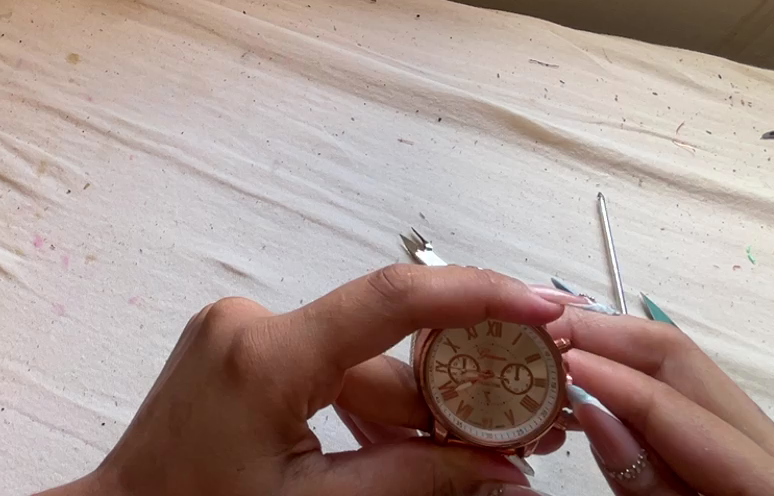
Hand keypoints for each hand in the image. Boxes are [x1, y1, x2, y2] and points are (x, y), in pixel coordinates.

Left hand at [39, 265, 566, 495]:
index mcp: (264, 352)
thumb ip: (413, 481)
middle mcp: (249, 320)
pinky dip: (359, 406)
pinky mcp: (235, 341)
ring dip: (405, 411)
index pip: (387, 301)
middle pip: (377, 349)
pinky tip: (392, 453)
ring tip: (464, 461)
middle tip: (525, 431)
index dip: (473, 295)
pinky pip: (318, 365)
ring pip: (351, 362)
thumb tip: (505, 473)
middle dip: (448, 395)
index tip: (538, 306)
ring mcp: (238, 326)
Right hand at [546, 307, 773, 495]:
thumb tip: (587, 404)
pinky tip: (590, 389)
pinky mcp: (759, 460)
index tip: (540, 351)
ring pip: (680, 367)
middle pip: (677, 357)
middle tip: (538, 332)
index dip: (604, 373)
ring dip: (609, 351)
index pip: (673, 404)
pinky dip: (629, 381)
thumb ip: (645, 486)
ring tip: (554, 356)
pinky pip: (685, 396)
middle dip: (601, 334)